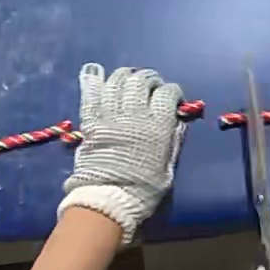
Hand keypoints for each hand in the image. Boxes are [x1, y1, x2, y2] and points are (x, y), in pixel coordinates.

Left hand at [58, 64, 186, 241]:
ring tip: (128, 77)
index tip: (171, 96)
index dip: (171, 91)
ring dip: (124, 76)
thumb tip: (178, 122)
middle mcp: (135, 115)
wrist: (109, 199)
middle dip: (148, 78)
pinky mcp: (91, 121)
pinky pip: (91, 94)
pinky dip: (91, 79)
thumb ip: (173, 142)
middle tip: (149, 84)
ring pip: (117, 82)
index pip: (167, 94)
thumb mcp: (167, 168)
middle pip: (141, 81)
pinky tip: (93, 69)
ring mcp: (111, 116)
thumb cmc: (143, 190)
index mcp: (158, 126)